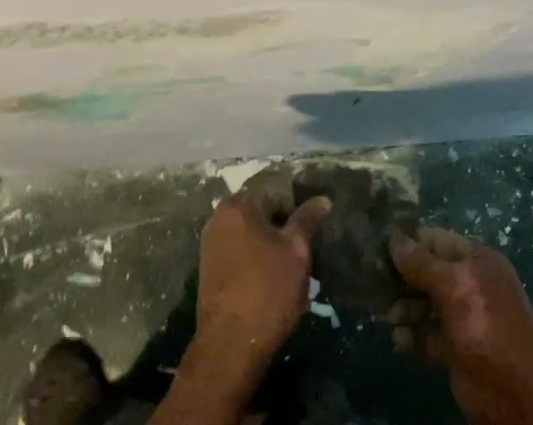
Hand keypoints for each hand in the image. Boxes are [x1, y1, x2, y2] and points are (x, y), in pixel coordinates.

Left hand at [154, 181, 330, 424]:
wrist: (230, 343)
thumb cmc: (268, 290)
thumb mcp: (297, 251)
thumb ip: (307, 220)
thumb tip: (322, 199)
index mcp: (238, 206)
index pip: (275, 190)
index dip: (297, 205)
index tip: (313, 226)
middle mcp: (218, 218)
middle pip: (260, 211)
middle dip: (283, 226)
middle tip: (305, 248)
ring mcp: (210, 243)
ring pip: (250, 233)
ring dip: (271, 244)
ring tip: (291, 267)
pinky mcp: (210, 268)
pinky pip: (240, 251)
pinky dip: (257, 258)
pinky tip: (273, 279)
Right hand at [389, 227, 532, 424]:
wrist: (512, 390)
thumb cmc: (484, 323)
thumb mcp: (453, 285)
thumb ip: (421, 262)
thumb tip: (394, 238)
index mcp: (478, 262)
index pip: (438, 240)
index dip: (409, 241)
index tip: (378, 245)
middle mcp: (471, 285)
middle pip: (427, 273)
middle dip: (401, 278)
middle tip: (374, 282)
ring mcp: (462, 318)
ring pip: (423, 304)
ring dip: (403, 308)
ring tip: (389, 316)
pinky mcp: (454, 349)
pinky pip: (425, 335)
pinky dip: (411, 335)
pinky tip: (400, 339)